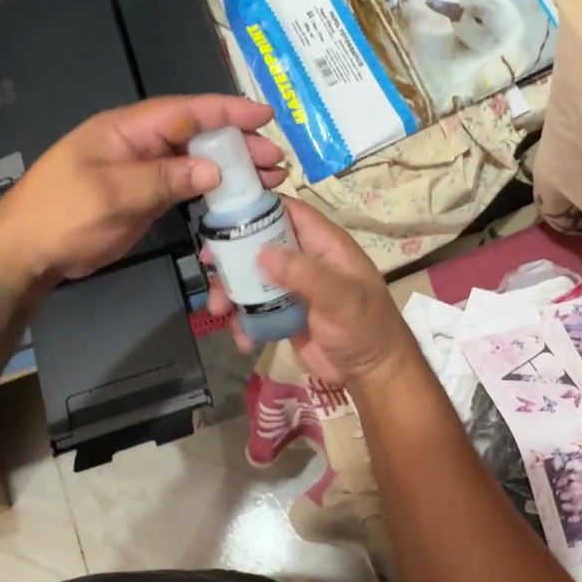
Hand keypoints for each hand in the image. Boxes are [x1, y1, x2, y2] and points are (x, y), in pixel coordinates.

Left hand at [0, 95, 285, 281]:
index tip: (264, 117)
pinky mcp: (144, 196)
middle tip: (277, 161)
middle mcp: (138, 144)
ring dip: (231, 168)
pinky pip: (185, 185)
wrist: (27, 252)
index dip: (226, 111)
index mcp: (126, 130)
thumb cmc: (61, 216)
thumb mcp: (111, 194)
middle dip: (239, 144)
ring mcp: (142, 171)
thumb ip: (163, 179)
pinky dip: (212, 190)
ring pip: (195, 161)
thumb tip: (214, 168)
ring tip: (270, 179)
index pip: (185, 112)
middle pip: (197, 135)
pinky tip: (236, 199)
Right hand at [207, 197, 418, 385]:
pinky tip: (243, 340)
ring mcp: (293, 288)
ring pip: (252, 278)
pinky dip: (244, 322)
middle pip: (260, 244)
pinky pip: (256, 310)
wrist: (372, 373)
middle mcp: (306, 260)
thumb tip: (261, 253)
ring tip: (218, 310)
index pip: (287, 211)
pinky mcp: (285, 314)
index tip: (222, 216)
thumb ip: (303, 273)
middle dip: (232, 256)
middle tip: (208, 266)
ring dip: (231, 292)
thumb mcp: (339, 297)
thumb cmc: (365, 328)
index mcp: (324, 244)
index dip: (256, 208)